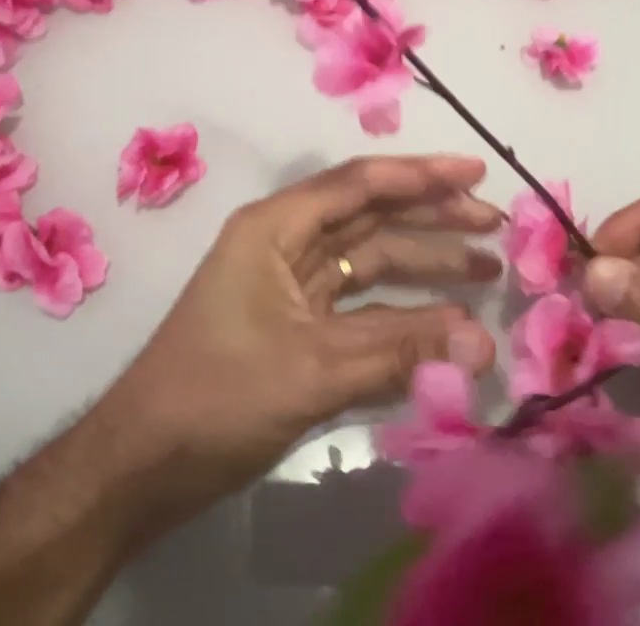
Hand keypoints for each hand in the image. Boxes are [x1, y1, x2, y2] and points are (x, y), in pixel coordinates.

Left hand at [99, 154, 502, 540]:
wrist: (144, 465)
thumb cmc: (216, 398)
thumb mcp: (312, 371)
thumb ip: (402, 354)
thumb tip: (486, 344)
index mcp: (275, 229)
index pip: (359, 185)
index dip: (421, 176)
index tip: (477, 173)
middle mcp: (285, 246)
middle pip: (371, 218)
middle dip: (433, 218)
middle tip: (495, 224)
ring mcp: (293, 289)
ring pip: (370, 261)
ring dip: (425, 265)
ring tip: (486, 268)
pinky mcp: (300, 330)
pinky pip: (363, 307)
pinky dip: (404, 313)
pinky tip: (447, 321)